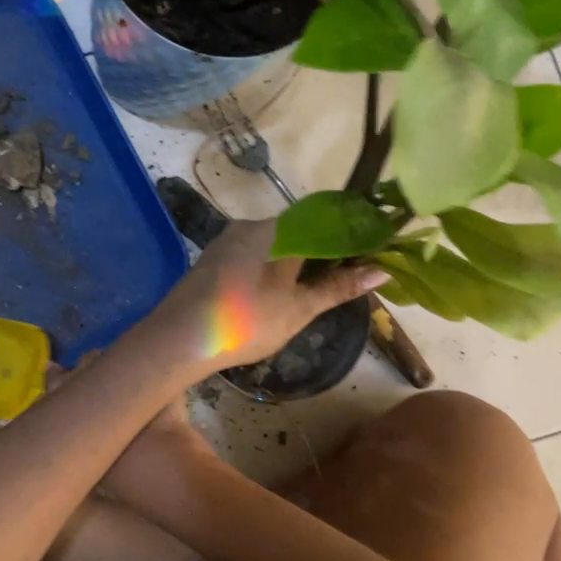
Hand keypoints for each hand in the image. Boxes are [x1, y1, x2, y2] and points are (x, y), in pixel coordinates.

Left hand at [139, 219, 388, 376]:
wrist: (178, 339)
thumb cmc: (244, 322)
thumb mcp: (298, 308)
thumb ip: (338, 287)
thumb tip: (381, 269)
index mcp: (274, 229)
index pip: (323, 221)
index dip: (348, 238)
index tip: (369, 256)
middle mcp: (247, 227)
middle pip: (296, 233)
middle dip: (321, 255)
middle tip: (343, 282)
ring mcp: (224, 244)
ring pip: (271, 247)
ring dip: (294, 265)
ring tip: (312, 293)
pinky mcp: (209, 264)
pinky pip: (249, 259)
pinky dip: (269, 273)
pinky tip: (274, 297)